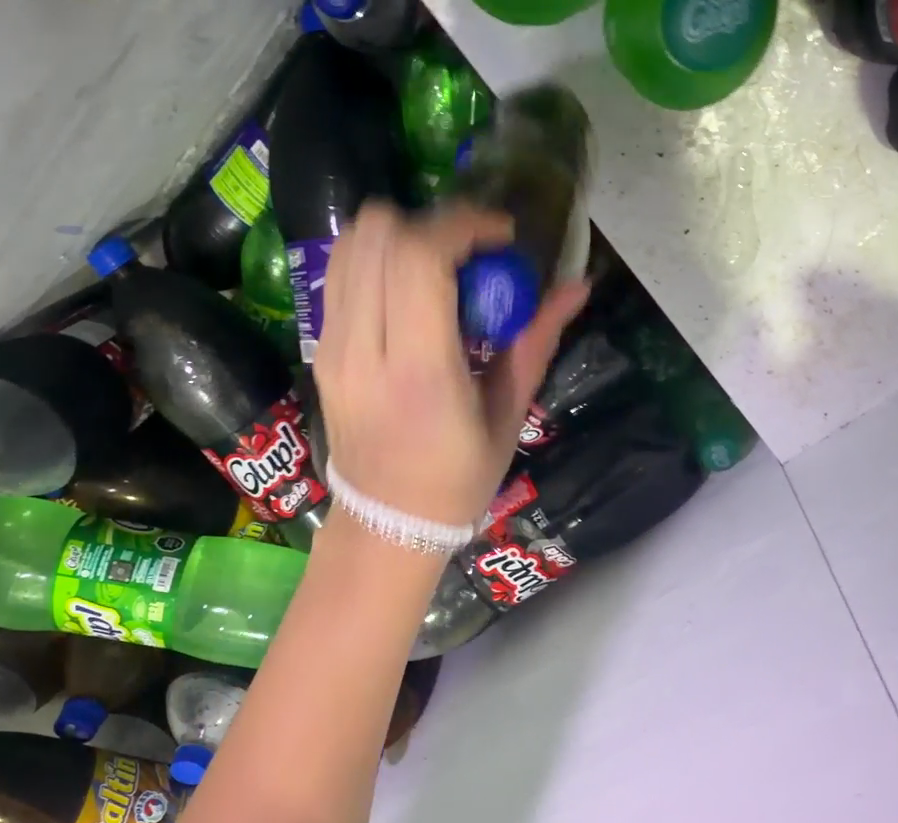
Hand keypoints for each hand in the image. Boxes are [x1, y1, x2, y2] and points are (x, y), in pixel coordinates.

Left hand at [312, 201, 590, 531]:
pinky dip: (377, 260)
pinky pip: (341, 274)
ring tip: (439, 266)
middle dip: (433, 223)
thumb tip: (577, 287)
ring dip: (401, 236)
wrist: (385, 523)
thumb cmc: (456, 482)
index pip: (421, 259)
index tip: (501, 235)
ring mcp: (333, 348)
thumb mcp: (506, 419)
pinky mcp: (319, 350)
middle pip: (379, 235)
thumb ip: (535, 343)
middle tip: (470, 253)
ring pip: (352, 243)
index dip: (464, 225)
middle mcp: (364, 351)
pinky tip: (409, 290)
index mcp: (419, 373)